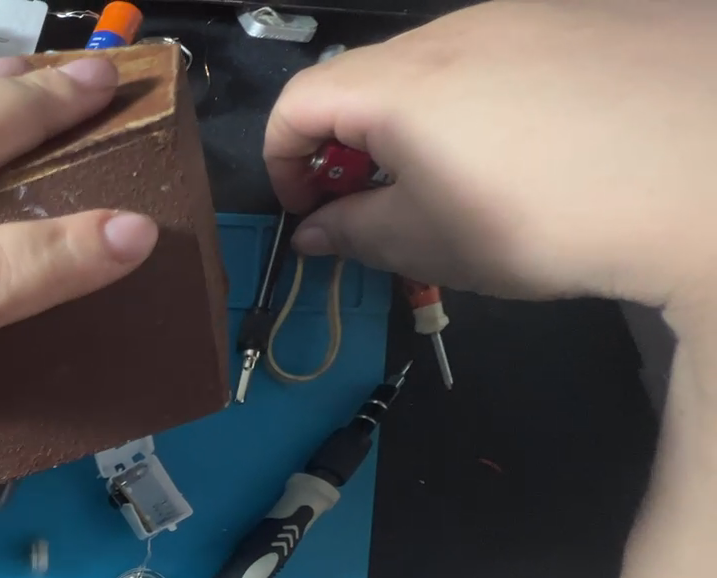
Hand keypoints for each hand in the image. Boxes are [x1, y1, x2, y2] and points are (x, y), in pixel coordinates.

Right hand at [266, 0, 716, 309]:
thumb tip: (314, 230)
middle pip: (364, 78)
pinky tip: (531, 148)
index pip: (297, 101)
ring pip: (437, 65)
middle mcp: (467, 30)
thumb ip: (347, 230)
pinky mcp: (607, 18)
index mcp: (405, 83)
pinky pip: (511, 55)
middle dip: (345, 143)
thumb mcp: (418, 242)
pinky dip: (484, 102)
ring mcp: (543, 16)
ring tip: (454, 178)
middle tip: (375, 200)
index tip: (309, 207)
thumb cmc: (543, 220)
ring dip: (412, 124)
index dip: (282, 160)